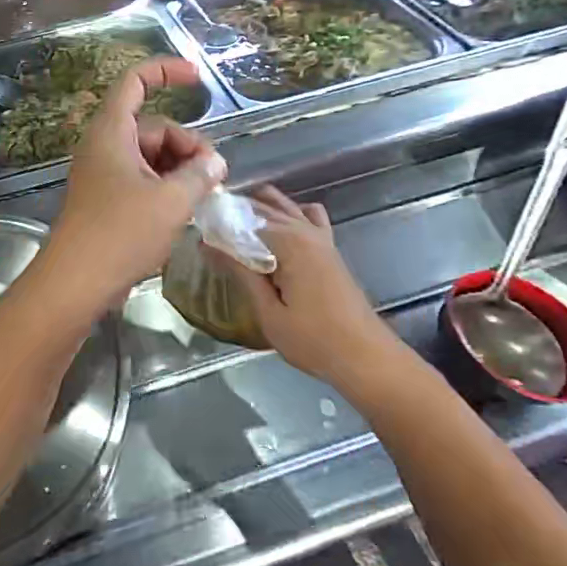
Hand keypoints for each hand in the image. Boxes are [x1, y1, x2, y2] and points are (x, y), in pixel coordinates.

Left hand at [42, 58, 225, 307]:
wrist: (76, 280)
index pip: (134, 82)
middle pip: (153, 126)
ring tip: (202, 197)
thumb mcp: (171, 201)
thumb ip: (199, 174)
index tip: (198, 76)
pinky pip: (142, 179)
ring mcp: (104, 173)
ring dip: (180, 169)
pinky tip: (184, 210)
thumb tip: (215, 162)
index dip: (165, 70)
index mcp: (112, 132)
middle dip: (187, 145)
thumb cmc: (120, 233)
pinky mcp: (107, 199)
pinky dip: (165, 186)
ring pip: (151, 156)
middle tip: (213, 177)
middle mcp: (104, 146)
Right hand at [218, 187, 405, 384]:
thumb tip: (207, 245)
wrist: (368, 359)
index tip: (198, 234)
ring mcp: (322, 238)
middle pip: (263, 207)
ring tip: (236, 227)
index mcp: (289, 242)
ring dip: (260, 210)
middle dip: (235, 213)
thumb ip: (240, 273)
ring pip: (285, 206)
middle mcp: (306, 231)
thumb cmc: (315, 341)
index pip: (243, 219)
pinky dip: (288, 214)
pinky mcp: (330, 250)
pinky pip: (307, 216)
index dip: (218, 224)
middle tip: (209, 230)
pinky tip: (274, 234)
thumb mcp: (268, 312)